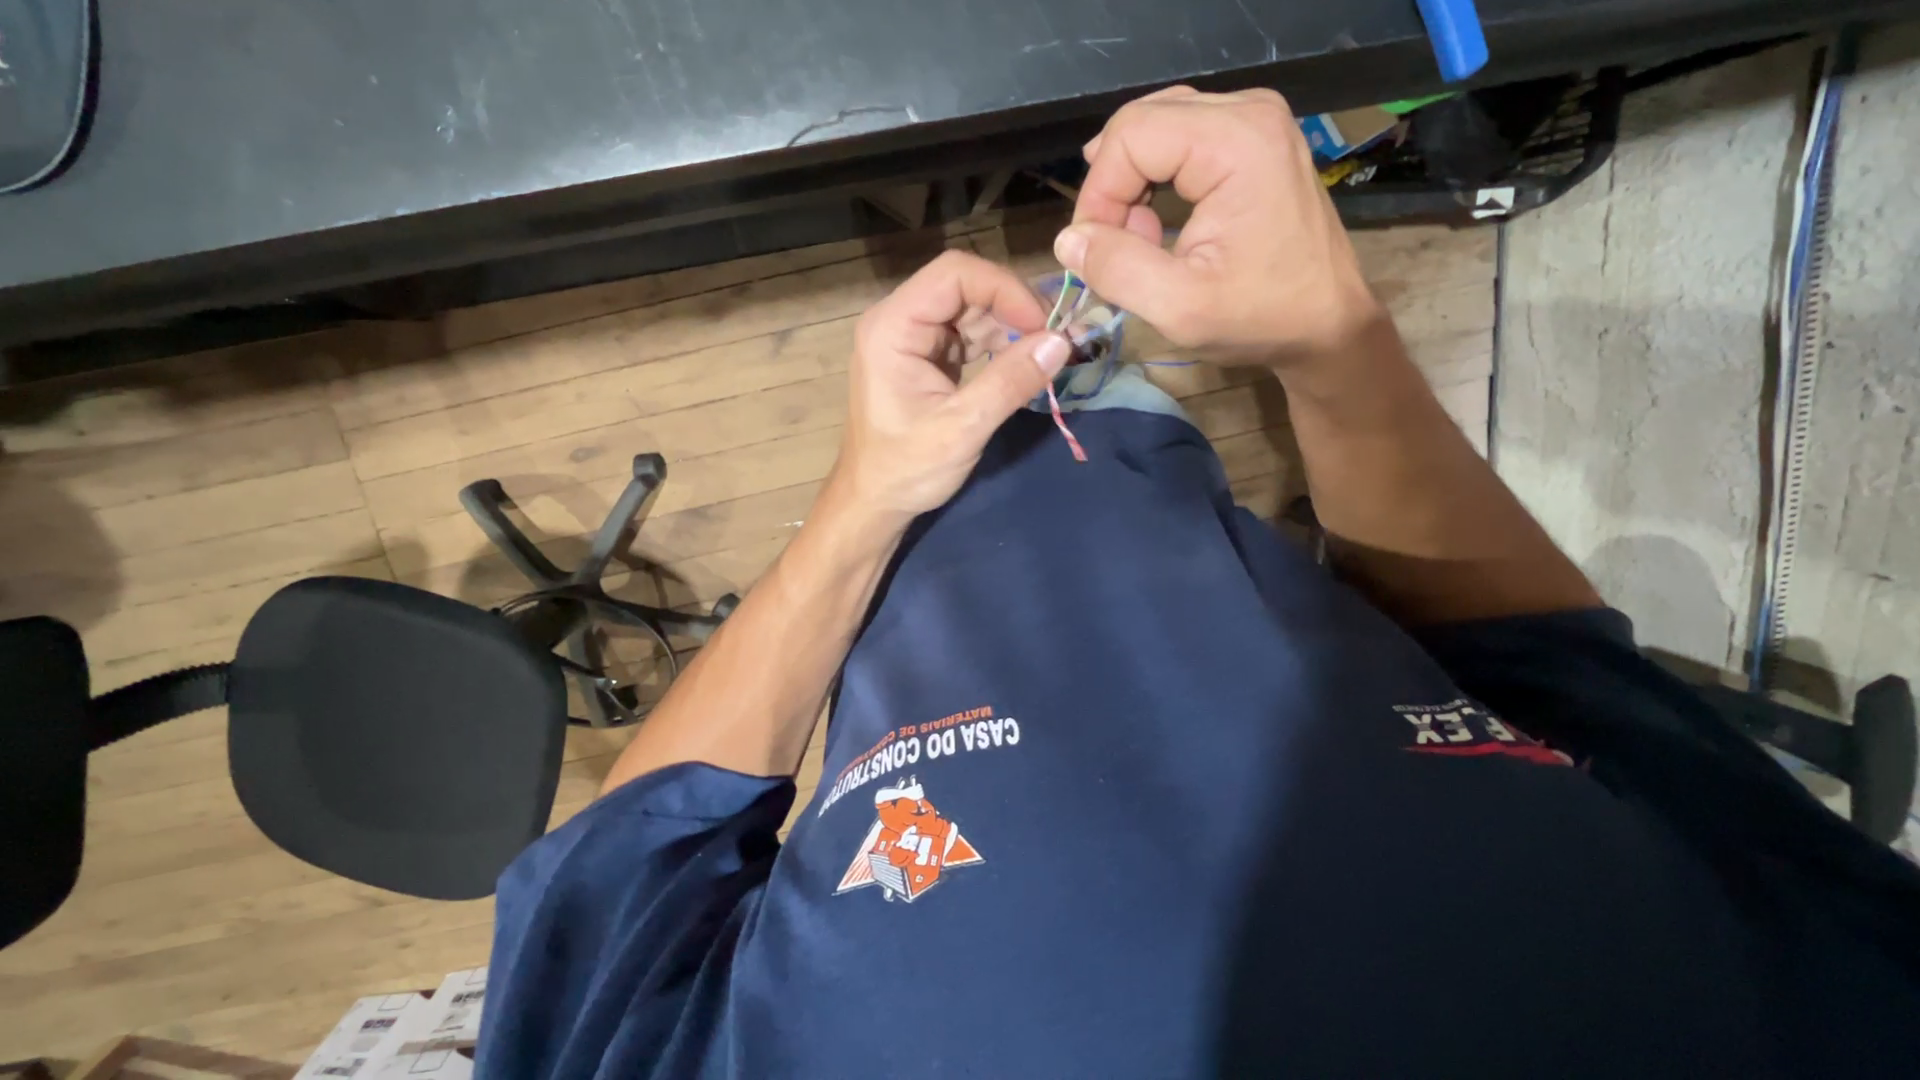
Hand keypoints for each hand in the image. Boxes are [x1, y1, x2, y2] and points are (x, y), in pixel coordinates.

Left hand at [829, 250, 1073, 525]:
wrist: (874, 501)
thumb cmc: (906, 469)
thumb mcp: (962, 428)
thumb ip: (1009, 381)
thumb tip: (1061, 343)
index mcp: (892, 327)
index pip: (955, 274)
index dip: (1004, 289)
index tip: (1042, 325)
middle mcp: (899, 321)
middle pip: (965, 286)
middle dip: (1013, 307)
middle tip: (1054, 340)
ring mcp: (913, 338)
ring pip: (972, 308)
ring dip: (1011, 326)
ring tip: (1048, 352)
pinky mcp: (928, 357)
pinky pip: (970, 334)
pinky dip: (1000, 344)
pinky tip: (1026, 362)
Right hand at [1053, 87, 1383, 365]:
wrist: (1326, 324)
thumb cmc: (1261, 318)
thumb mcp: (1180, 308)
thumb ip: (1118, 270)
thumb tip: (1068, 240)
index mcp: (1236, 141)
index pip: (1129, 136)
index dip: (1098, 194)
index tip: (1098, 252)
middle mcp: (1248, 112)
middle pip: (1138, 123)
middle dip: (1112, 188)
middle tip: (1117, 247)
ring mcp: (1253, 119)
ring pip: (1153, 128)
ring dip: (1130, 186)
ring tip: (1141, 240)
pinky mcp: (1252, 137)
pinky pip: (1177, 138)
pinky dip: (1153, 180)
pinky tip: (1158, 224)